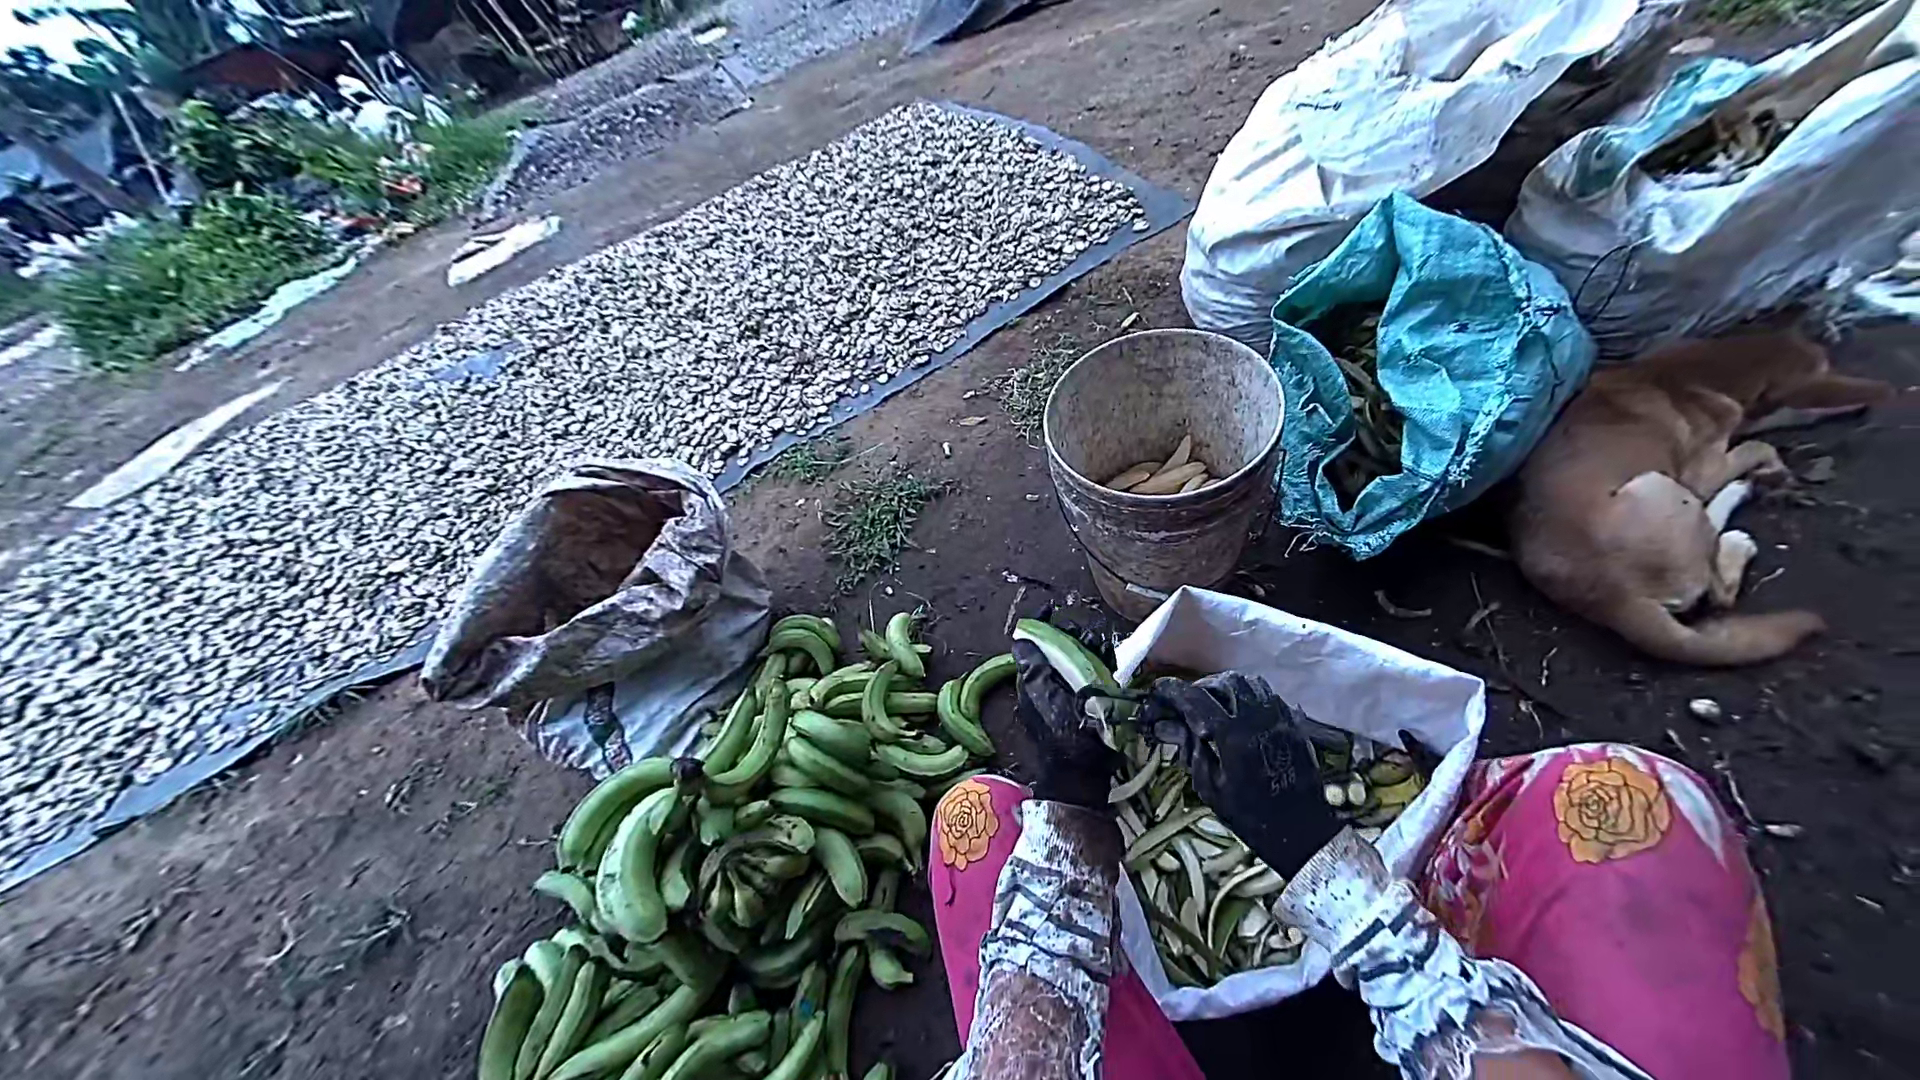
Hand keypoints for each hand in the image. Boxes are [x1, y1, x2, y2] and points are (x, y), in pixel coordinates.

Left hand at [1011, 639, 1119, 807]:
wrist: (1083, 768)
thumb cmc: (1060, 730)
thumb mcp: (1041, 694)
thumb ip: (1032, 666)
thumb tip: (1019, 638)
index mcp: (1032, 679)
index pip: (1033, 643)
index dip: (1040, 624)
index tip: (1052, 609)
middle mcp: (1048, 682)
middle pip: (1058, 646)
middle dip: (1070, 634)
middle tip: (1084, 633)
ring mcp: (1068, 691)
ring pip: (1077, 656)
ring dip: (1088, 645)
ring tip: (1097, 643)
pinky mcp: (1088, 699)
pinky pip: (1094, 672)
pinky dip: (1101, 662)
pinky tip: (1108, 658)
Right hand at [1141, 672, 1342, 877]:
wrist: (1302, 832)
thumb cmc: (1250, 816)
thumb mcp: (1209, 787)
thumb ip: (1189, 749)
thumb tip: (1167, 724)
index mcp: (1233, 735)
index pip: (1195, 698)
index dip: (1172, 691)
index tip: (1158, 691)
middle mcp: (1257, 718)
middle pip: (1222, 682)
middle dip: (1200, 688)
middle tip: (1188, 704)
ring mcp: (1279, 717)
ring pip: (1247, 682)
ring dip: (1224, 687)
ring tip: (1213, 704)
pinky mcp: (1293, 723)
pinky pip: (1266, 694)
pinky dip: (1246, 695)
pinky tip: (1238, 713)